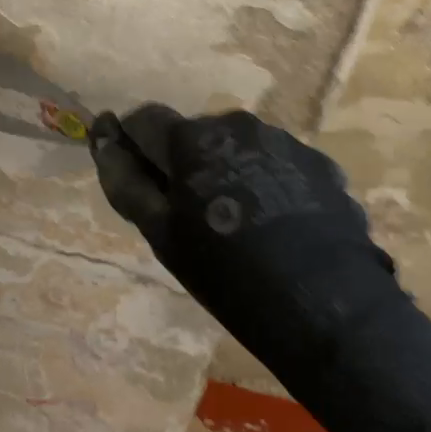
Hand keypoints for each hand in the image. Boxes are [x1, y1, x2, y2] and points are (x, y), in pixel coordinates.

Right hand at [90, 105, 430, 431]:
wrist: (330, 311)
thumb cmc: (228, 275)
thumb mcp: (161, 234)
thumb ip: (124, 177)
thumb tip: (101, 131)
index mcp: (191, 136)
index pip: (144, 120)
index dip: (137, 149)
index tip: (146, 185)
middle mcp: (236, 123)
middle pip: (194, 133)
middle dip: (188, 162)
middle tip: (197, 218)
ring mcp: (285, 140)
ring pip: (238, 147)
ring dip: (230, 171)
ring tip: (243, 224)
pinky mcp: (322, 164)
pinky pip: (278, 164)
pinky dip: (269, 184)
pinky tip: (279, 227)